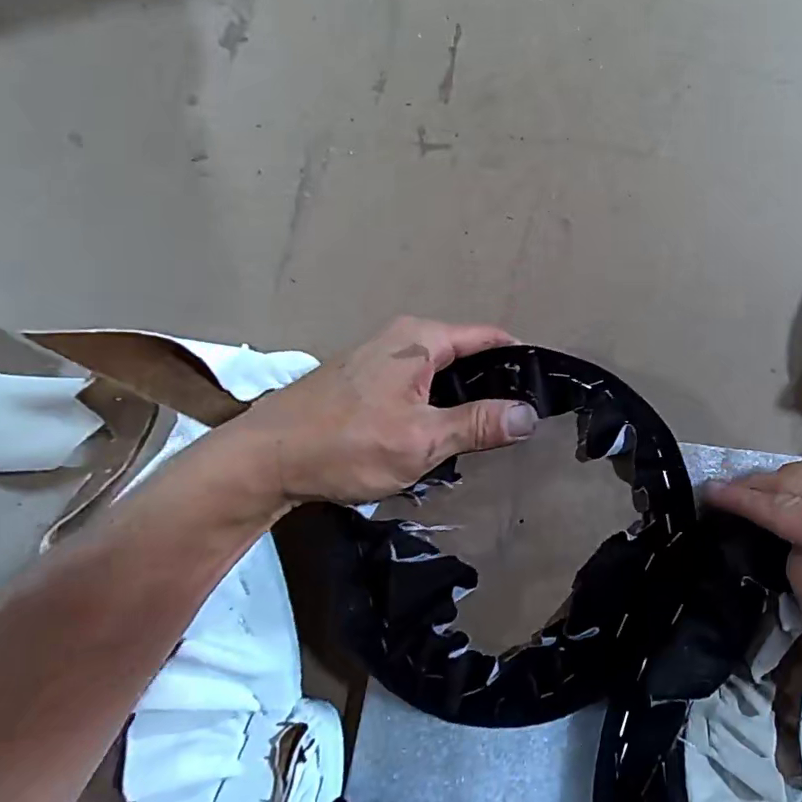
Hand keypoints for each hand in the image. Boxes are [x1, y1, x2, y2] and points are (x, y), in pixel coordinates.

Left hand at [216, 315, 536, 505]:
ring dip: (465, 399)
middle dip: (495, 384)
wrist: (258, 463)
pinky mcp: (364, 383)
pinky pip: (419, 386)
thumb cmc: (343, 445)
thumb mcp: (422, 440)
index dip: (520, 361)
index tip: (543, 390)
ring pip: (442, 374)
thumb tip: (529, 415)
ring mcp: (378, 360)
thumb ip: (479, 424)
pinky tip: (440, 434)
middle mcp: (400, 339)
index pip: (489, 338)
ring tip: (486, 431)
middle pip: (467, 355)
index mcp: (419, 339)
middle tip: (518, 420)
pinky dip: (438, 404)